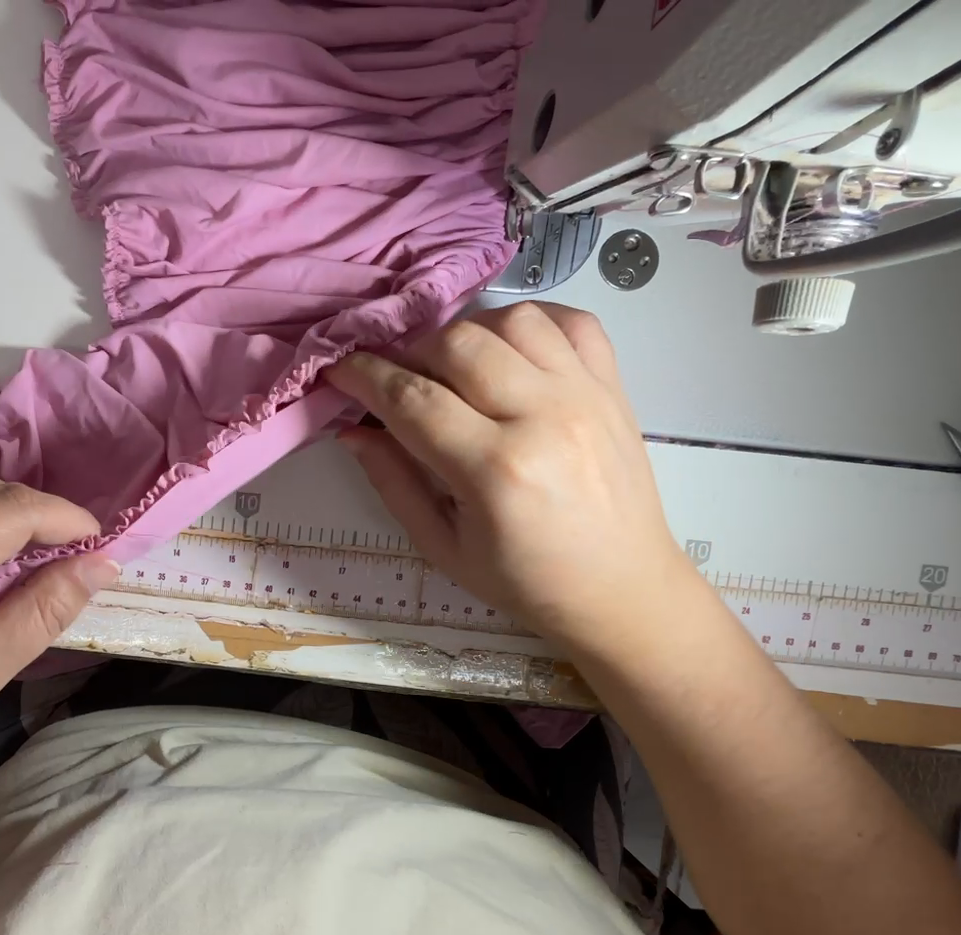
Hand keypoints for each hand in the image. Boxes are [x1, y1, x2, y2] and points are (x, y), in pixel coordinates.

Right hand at [324, 302, 697, 655]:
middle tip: (398, 382)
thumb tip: (351, 429)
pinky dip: (529, 323)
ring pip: (512, 319)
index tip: (339, 370)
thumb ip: (392, 481)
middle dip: (411, 354)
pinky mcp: (613, 387)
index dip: (366, 377)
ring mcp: (586, 395)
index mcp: (495, 470)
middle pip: (458, 344)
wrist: (621, 590)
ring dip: (467, 333)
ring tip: (453, 369)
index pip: (413, 399)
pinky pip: (570, 320)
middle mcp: (544, 418)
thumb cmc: (523, 580)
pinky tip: (506, 353)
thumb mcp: (440, 546)